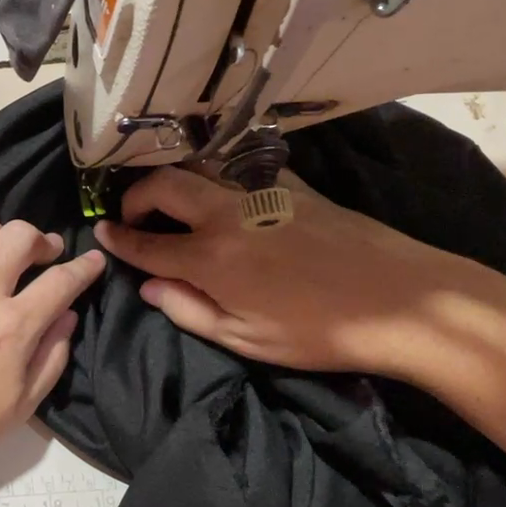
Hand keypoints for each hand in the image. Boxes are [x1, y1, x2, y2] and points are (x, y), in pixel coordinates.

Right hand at [93, 167, 505, 378]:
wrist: (404, 301)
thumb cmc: (319, 332)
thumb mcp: (246, 340)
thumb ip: (189, 311)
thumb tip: (150, 288)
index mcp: (211, 259)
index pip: (147, 244)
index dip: (119, 240)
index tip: (101, 233)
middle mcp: (227, 215)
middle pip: (163, 187)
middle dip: (136, 198)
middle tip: (133, 215)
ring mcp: (261, 193)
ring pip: (198, 166)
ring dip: (172, 177)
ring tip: (168, 198)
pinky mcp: (292, 184)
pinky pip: (238, 166)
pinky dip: (215, 173)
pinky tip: (219, 190)